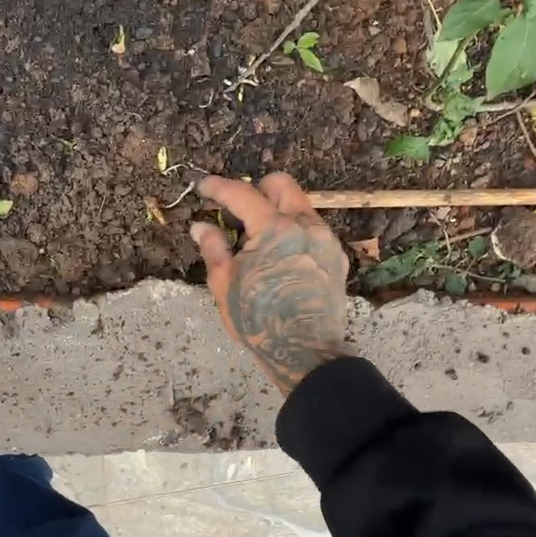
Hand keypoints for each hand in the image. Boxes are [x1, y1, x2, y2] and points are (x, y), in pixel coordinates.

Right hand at [191, 173, 350, 392]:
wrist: (304, 351)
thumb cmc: (257, 319)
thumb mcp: (225, 284)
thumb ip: (213, 249)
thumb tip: (201, 226)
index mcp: (275, 229)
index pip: (242, 194)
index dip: (218, 187)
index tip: (202, 186)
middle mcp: (305, 225)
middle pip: (281, 185)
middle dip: (256, 188)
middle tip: (237, 209)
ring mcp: (325, 240)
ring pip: (300, 207)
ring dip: (276, 211)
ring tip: (257, 238)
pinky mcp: (335, 258)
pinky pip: (312, 230)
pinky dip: (292, 231)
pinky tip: (279, 256)